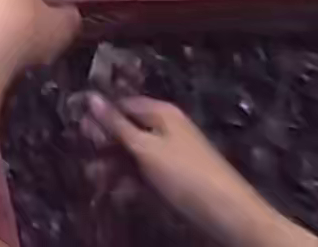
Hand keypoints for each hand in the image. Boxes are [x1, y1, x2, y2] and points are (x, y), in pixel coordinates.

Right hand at [88, 96, 317, 246]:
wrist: (238, 221)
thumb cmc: (187, 177)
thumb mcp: (146, 150)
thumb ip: (116, 125)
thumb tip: (90, 95)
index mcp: (160, 112)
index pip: (121, 104)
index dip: (100, 117)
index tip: (80, 133)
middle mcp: (167, 127)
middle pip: (128, 130)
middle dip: (106, 146)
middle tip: (87, 164)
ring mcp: (174, 154)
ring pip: (136, 154)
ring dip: (115, 167)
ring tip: (96, 183)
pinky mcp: (180, 179)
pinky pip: (149, 173)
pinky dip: (133, 181)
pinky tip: (120, 196)